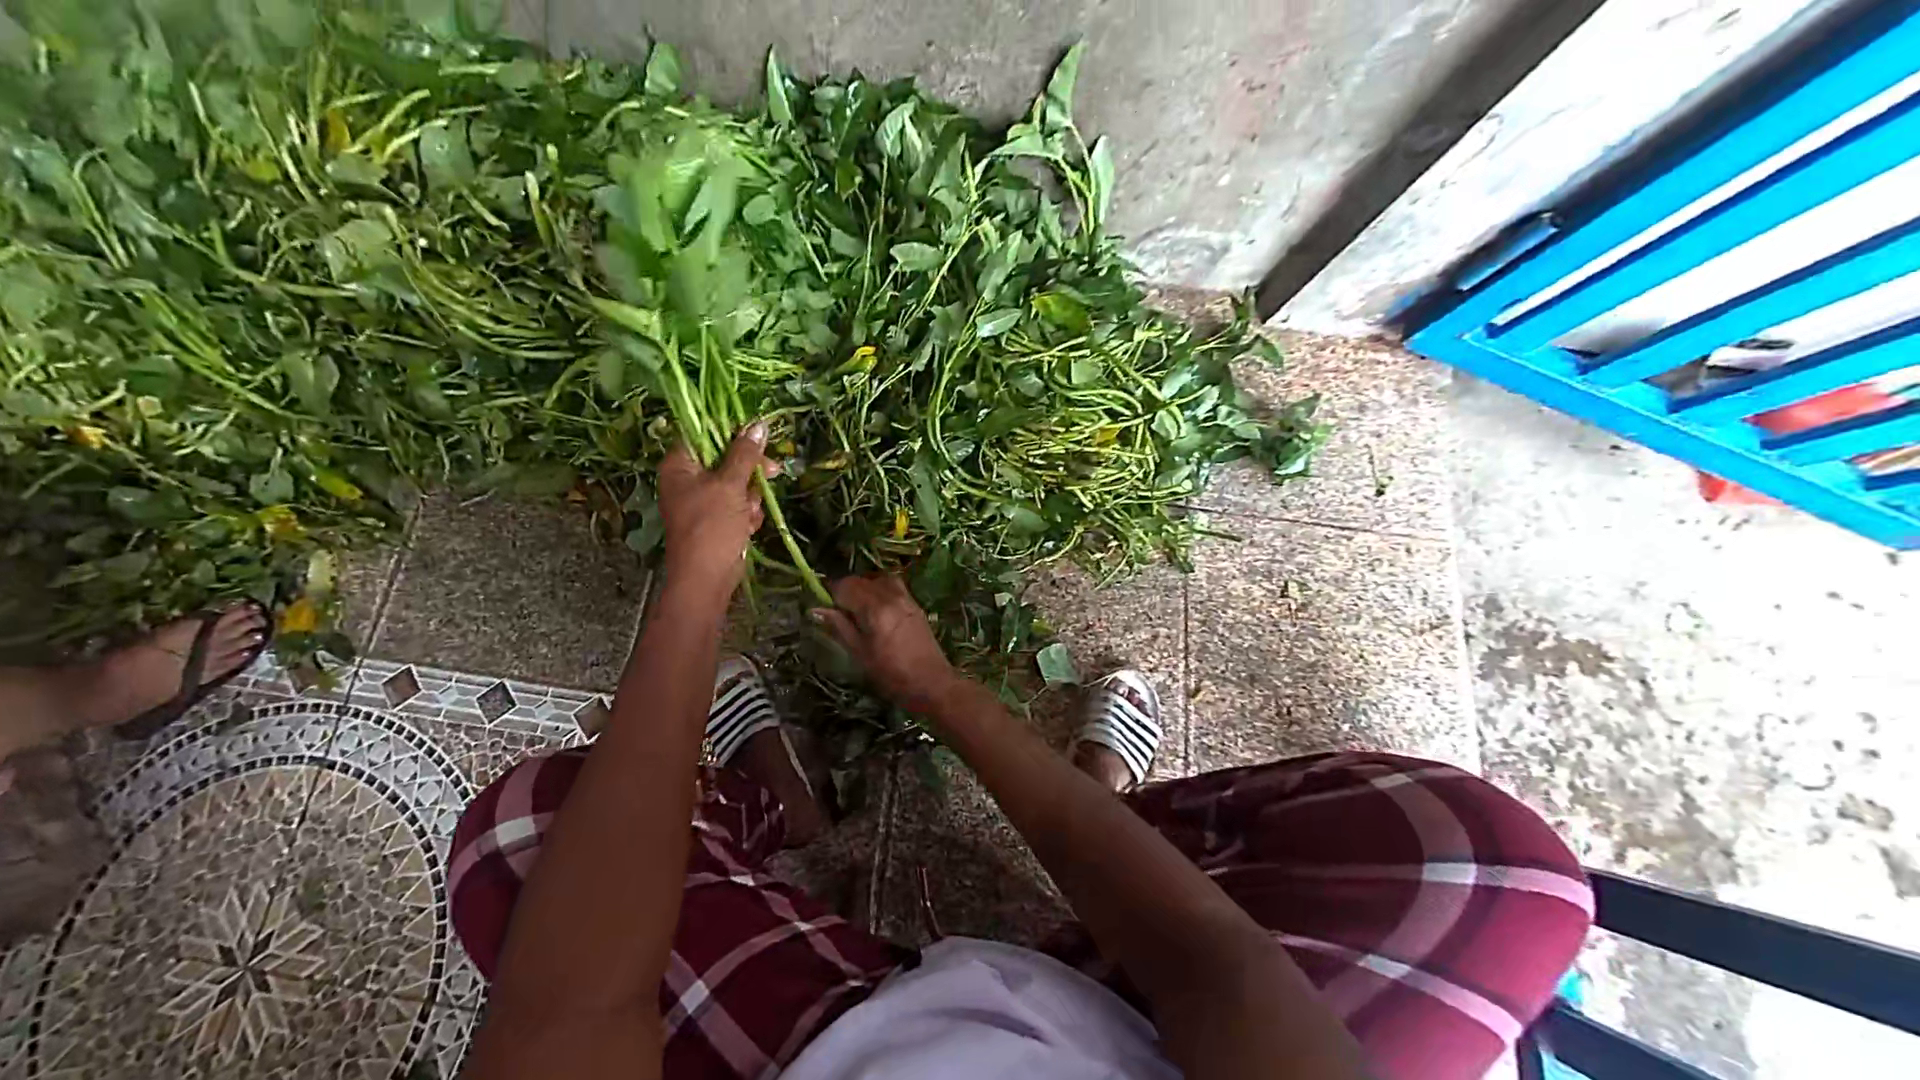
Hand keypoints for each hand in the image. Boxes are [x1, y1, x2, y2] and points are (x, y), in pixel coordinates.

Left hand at [657, 422, 774, 595]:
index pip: (703, 433)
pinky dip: (746, 513)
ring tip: (748, 512)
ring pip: (736, 483)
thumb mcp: (730, 484)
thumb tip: (758, 425)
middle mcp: (687, 479)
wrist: (706, 576)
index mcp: (679, 464)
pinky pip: (737, 504)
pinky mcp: (716, 519)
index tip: (757, 436)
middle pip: (725, 458)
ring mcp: (702, 500)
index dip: (730, 432)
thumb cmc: (711, 526)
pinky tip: (747, 526)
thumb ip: (745, 454)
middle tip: (772, 471)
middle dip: (749, 470)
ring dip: (750, 496)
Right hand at [812, 574, 963, 712]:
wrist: (932, 683)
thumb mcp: (859, 654)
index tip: (827, 611)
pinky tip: (877, 611)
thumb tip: (815, 609)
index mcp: (874, 608)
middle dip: (846, 592)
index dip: (831, 595)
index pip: (844, 586)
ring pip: (876, 579)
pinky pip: (892, 586)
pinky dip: (880, 591)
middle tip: (841, 615)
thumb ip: (839, 627)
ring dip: (864, 589)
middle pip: (860, 580)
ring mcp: (905, 597)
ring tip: (859, 612)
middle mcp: (890, 595)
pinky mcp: (915, 603)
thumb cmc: (891, 675)